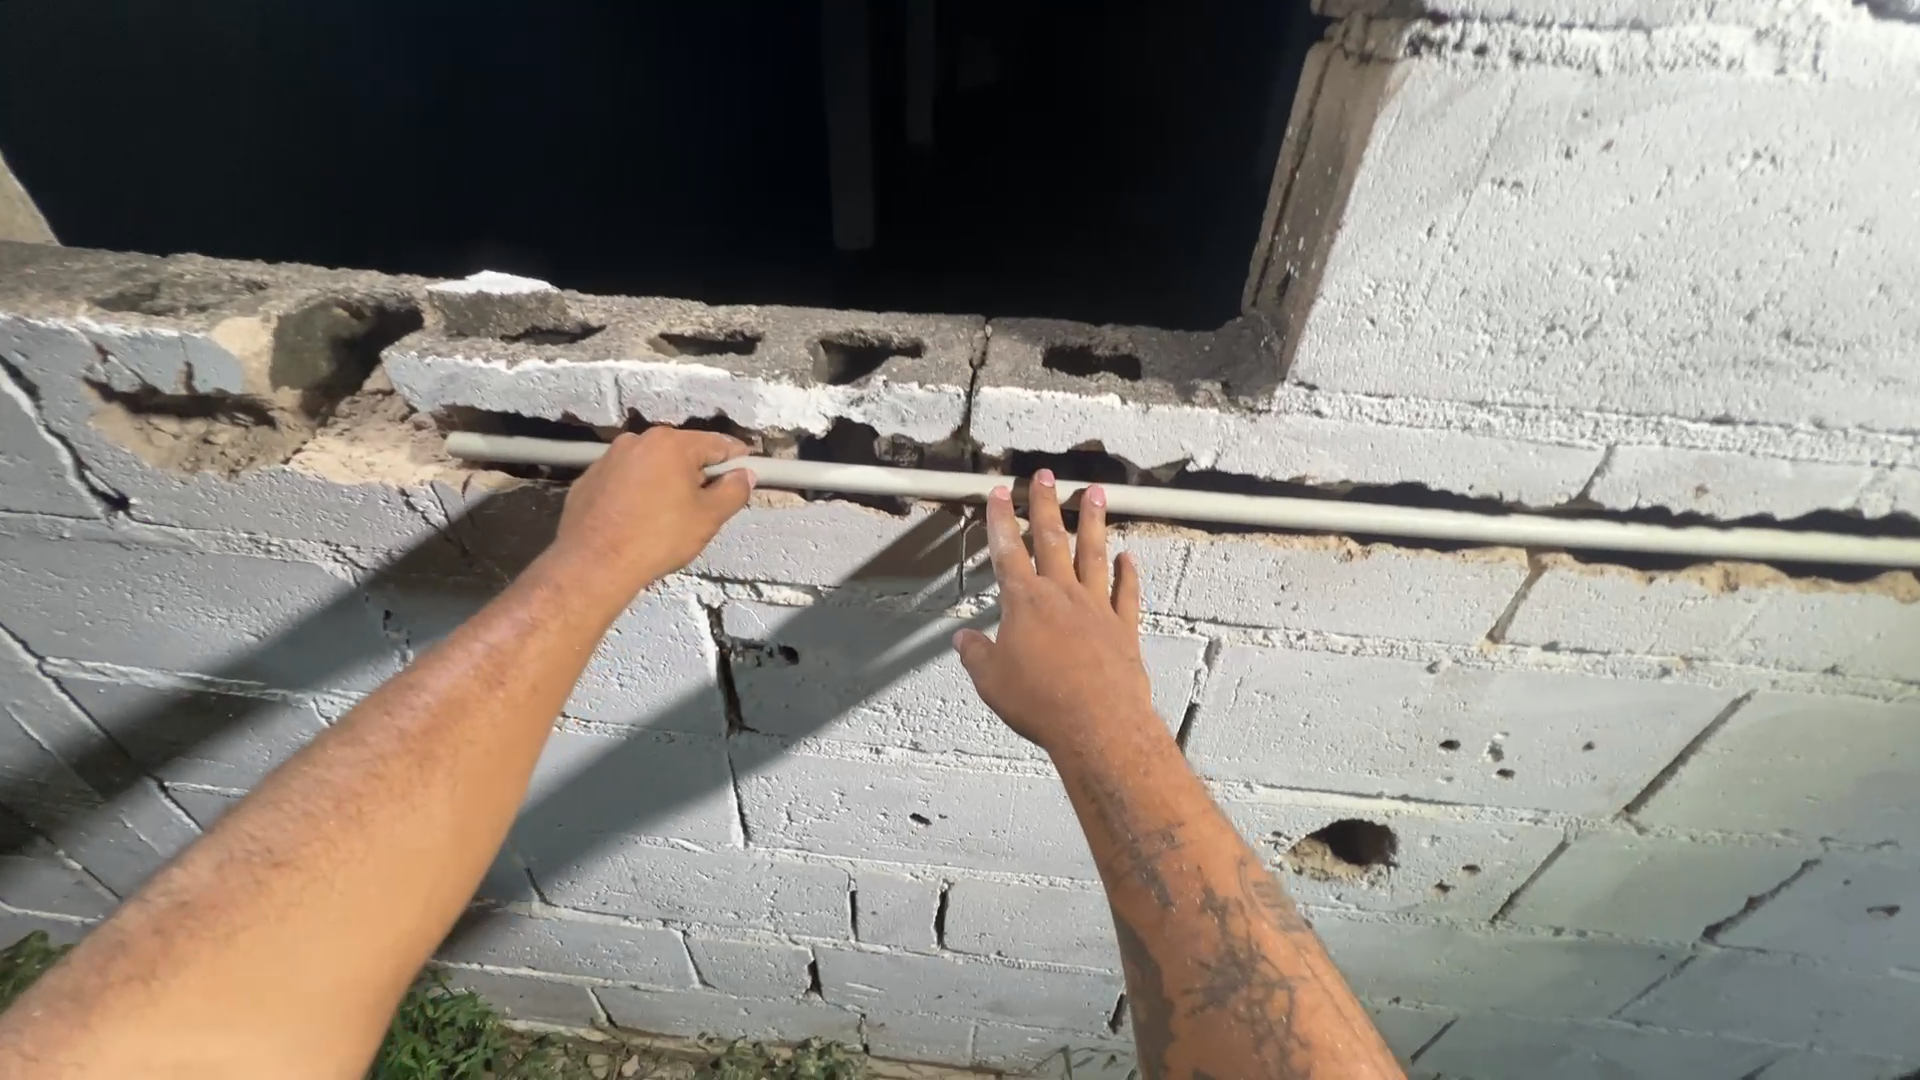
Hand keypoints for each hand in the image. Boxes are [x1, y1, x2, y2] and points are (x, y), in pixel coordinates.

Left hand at [545, 428, 753, 597]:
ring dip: (667, 481)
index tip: (746, 473)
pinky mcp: (589, 479)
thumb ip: (734, 490)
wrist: (594, 564)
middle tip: (707, 504)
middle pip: (683, 452)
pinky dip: (639, 492)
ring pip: (653, 464)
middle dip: (699, 472)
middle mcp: (638, 441)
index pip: (718, 443)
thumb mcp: (709, 517)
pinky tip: (640, 519)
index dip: (737, 459)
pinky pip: (626, 479)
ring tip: (670, 515)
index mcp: (672, 444)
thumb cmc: (659, 537)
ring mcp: (609, 458)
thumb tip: (744, 475)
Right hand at [954, 470, 1161, 762]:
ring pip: (1094, 554)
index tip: (999, 492)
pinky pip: (1127, 593)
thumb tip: (962, 639)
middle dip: (1045, 504)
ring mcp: (1096, 608)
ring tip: (1096, 493)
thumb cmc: (1040, 702)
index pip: (1008, 551)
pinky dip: (1129, 574)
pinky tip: (1129, 557)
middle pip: (1052, 539)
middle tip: (1045, 475)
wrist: (1097, 724)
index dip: (1001, 520)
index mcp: (1025, 602)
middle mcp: (1061, 595)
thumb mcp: (991, 680)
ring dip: (1093, 522)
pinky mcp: (1123, 628)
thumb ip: (976, 654)